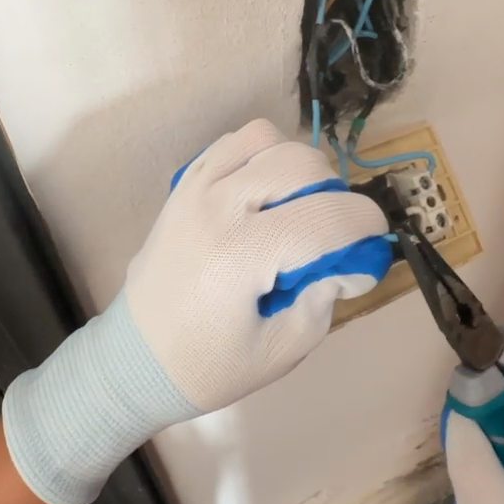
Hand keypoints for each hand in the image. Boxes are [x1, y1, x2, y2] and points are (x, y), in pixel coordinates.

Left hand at [3, 118, 391, 503]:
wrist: (132, 358)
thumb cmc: (205, 366)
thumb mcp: (278, 353)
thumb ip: (323, 302)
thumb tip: (349, 261)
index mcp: (242, 253)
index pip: (328, 217)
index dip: (366, 227)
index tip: (371, 249)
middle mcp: (218, 205)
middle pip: (301, 164)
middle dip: (335, 194)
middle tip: (332, 234)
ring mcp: (196, 186)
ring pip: (266, 137)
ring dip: (297, 165)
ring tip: (297, 205)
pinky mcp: (184, 182)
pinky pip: (233, 141)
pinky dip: (262, 153)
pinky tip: (265, 191)